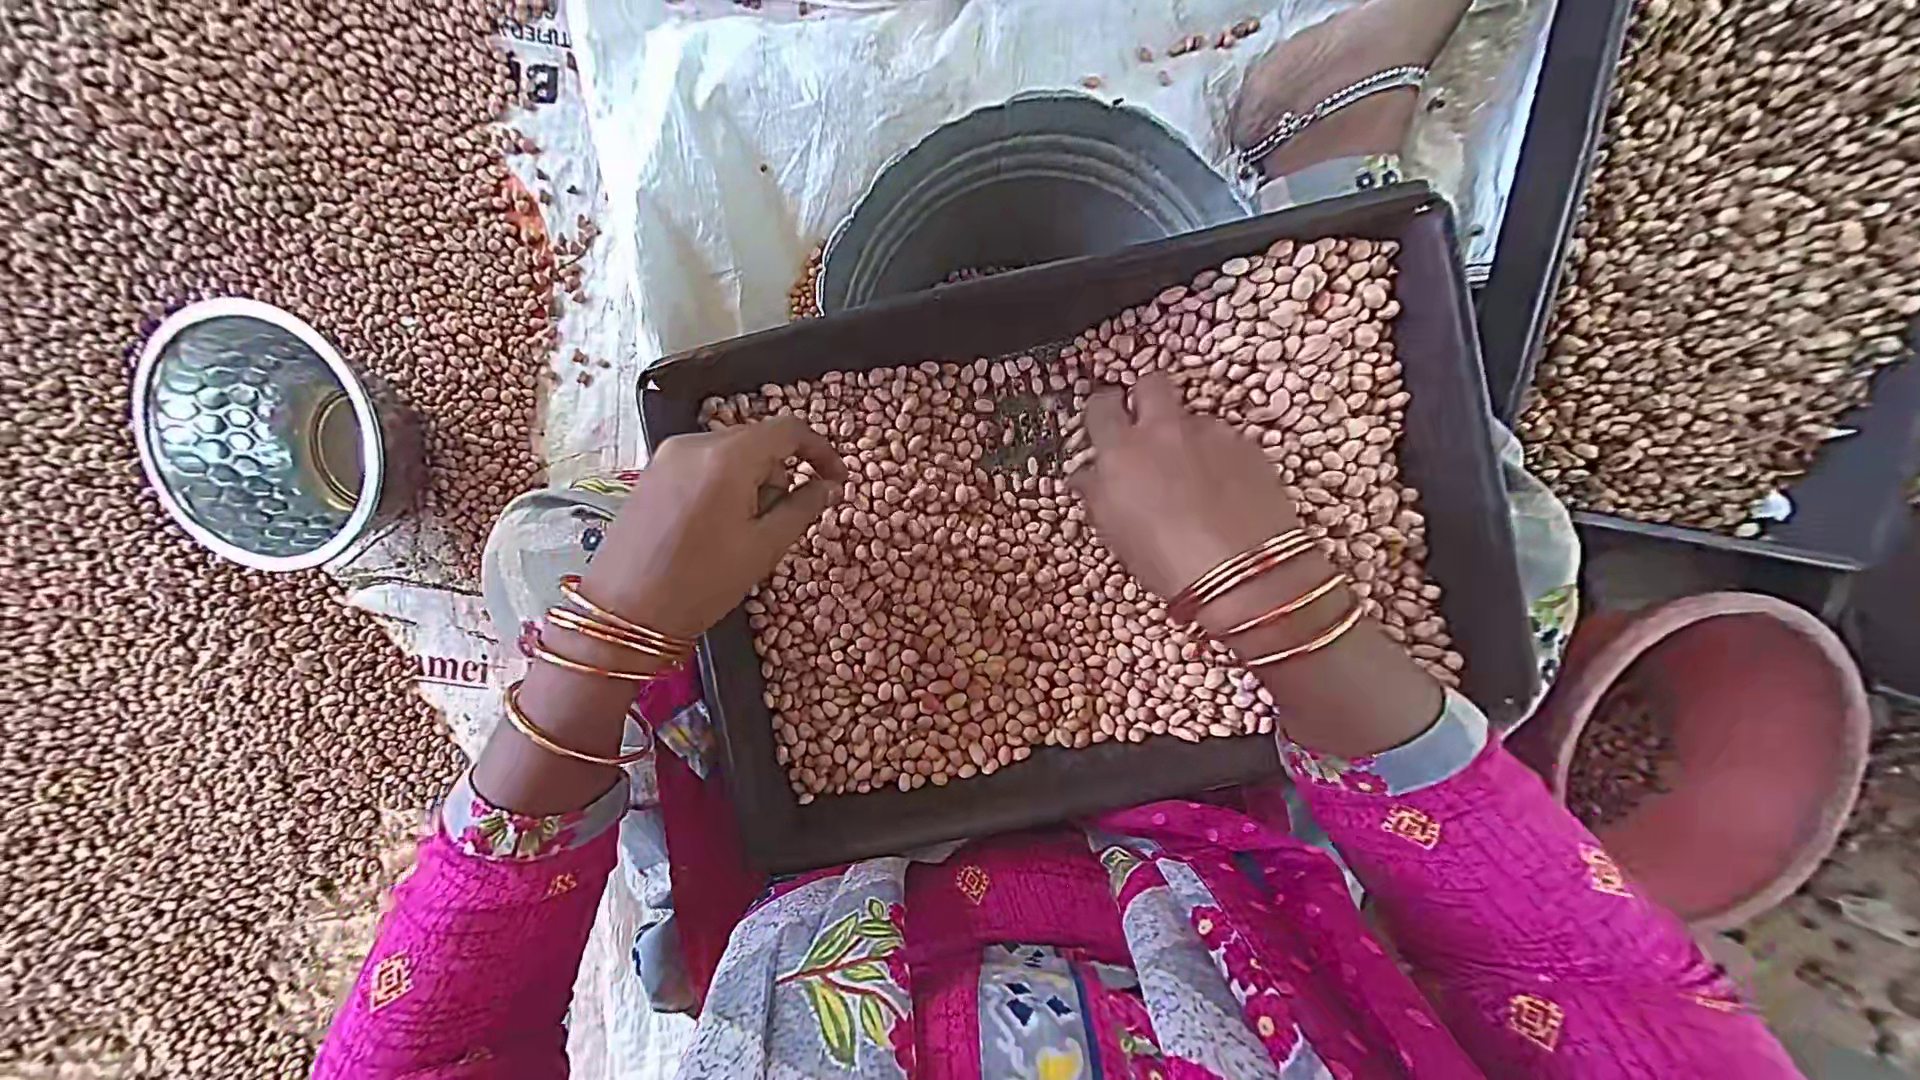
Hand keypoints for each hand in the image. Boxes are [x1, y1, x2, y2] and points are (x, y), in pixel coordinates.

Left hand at [578, 417, 847, 638]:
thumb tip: (829, 486)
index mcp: (728, 457)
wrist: (625, 612)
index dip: (821, 451)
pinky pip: (707, 463)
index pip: (789, 430)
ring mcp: (669, 455)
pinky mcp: (653, 471)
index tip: (837, 480)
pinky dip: (727, 483)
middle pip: (760, 440)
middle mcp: (696, 443)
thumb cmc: (702, 582)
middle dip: (784, 472)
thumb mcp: (765, 546)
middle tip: (785, 517)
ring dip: (755, 480)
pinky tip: (720, 524)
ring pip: (733, 452)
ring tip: (746, 529)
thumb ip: (804, 507)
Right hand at [1069, 372, 1302, 602]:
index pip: (1101, 406)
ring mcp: (1210, 433)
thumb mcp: (1114, 530)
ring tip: (1190, 477)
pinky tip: (1221, 490)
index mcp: (1121, 450)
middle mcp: (1164, 429)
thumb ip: (1097, 492)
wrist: (1241, 571)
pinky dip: (1217, 456)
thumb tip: (1087, 476)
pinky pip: (1224, 438)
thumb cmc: (1163, 558)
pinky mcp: (1247, 446)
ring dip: (1184, 436)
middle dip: (1145, 398)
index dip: (1102, 413)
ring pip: (1190, 417)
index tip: (1104, 425)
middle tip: (1145, 429)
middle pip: (1150, 383)